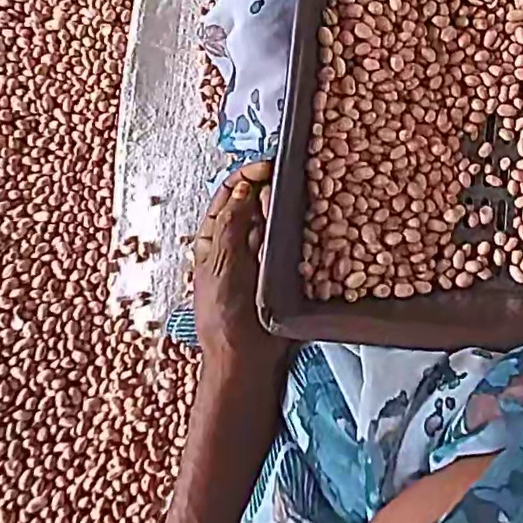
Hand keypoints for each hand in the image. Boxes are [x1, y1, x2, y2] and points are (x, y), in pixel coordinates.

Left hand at [189, 161, 288, 376]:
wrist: (247, 356)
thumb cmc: (225, 313)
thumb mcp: (221, 262)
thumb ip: (231, 223)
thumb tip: (245, 186)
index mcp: (213, 235)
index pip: (229, 192)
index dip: (246, 174)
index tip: (268, 166)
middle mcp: (238, 238)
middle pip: (255, 200)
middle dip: (270, 189)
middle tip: (287, 186)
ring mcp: (262, 251)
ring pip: (276, 217)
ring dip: (285, 208)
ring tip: (298, 203)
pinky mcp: (283, 264)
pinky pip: (292, 239)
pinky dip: (299, 229)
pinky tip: (309, 223)